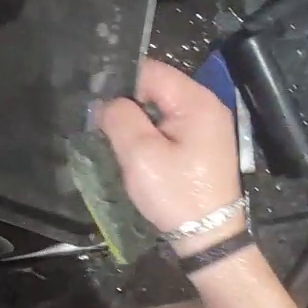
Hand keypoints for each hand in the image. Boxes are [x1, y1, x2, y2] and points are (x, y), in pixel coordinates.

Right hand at [97, 58, 246, 254]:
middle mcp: (207, 105)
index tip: (98, 107)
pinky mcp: (204, 145)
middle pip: (157, 88)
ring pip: (162, 109)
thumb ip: (120, 118)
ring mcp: (209, 126)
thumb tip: (107, 101)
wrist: (209, 237)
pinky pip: (171, 127)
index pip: (151, 71)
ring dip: (139, 123)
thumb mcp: (140, 156)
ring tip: (119, 143)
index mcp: (196, 101)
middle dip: (129, 105)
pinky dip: (153, 135)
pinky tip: (140, 154)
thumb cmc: (175, 194)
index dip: (120, 84)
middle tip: (104, 128)